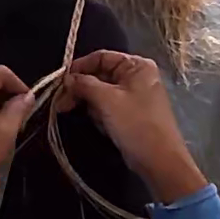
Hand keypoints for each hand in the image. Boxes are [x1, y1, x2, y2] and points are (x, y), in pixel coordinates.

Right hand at [61, 50, 206, 202]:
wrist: (159, 161)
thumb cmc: (135, 124)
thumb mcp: (107, 100)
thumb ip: (84, 84)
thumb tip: (67, 78)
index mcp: (137, 66)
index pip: (102, 57)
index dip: (79, 67)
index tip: (60, 82)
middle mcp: (137, 76)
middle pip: (100, 75)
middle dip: (82, 89)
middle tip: (61, 104)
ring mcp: (135, 96)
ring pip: (102, 93)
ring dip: (92, 105)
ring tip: (93, 119)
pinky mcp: (131, 114)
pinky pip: (109, 107)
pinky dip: (101, 115)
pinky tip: (104, 127)